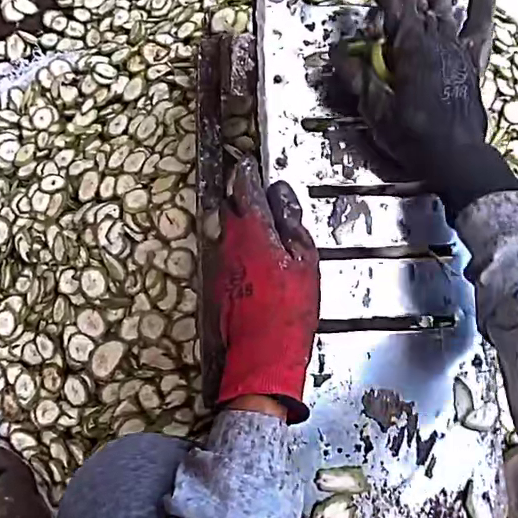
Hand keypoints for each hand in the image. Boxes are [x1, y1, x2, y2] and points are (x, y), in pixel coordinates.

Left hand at [210, 157, 317, 422]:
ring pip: (221, 226)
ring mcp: (216, 259)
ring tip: (257, 224)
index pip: (243, 187)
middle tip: (256, 193)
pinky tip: (251, 253)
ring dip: (235, 220)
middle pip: (226, 204)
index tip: (249, 164)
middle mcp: (225, 240)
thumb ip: (291, 223)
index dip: (246, 171)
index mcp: (250, 229)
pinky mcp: (213, 277)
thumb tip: (282, 196)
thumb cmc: (288, 310)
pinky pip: (222, 248)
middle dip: (239, 195)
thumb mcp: (304, 261)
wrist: (261, 353)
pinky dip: (234, 243)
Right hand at [336, 0, 517, 214]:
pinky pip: (479, 26)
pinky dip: (483, 5)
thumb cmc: (413, 136)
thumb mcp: (375, 110)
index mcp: (412, 46)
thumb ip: (358, 79)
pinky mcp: (471, 60)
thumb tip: (338, 56)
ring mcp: (457, 46)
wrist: (456, 156)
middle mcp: (438, 38)